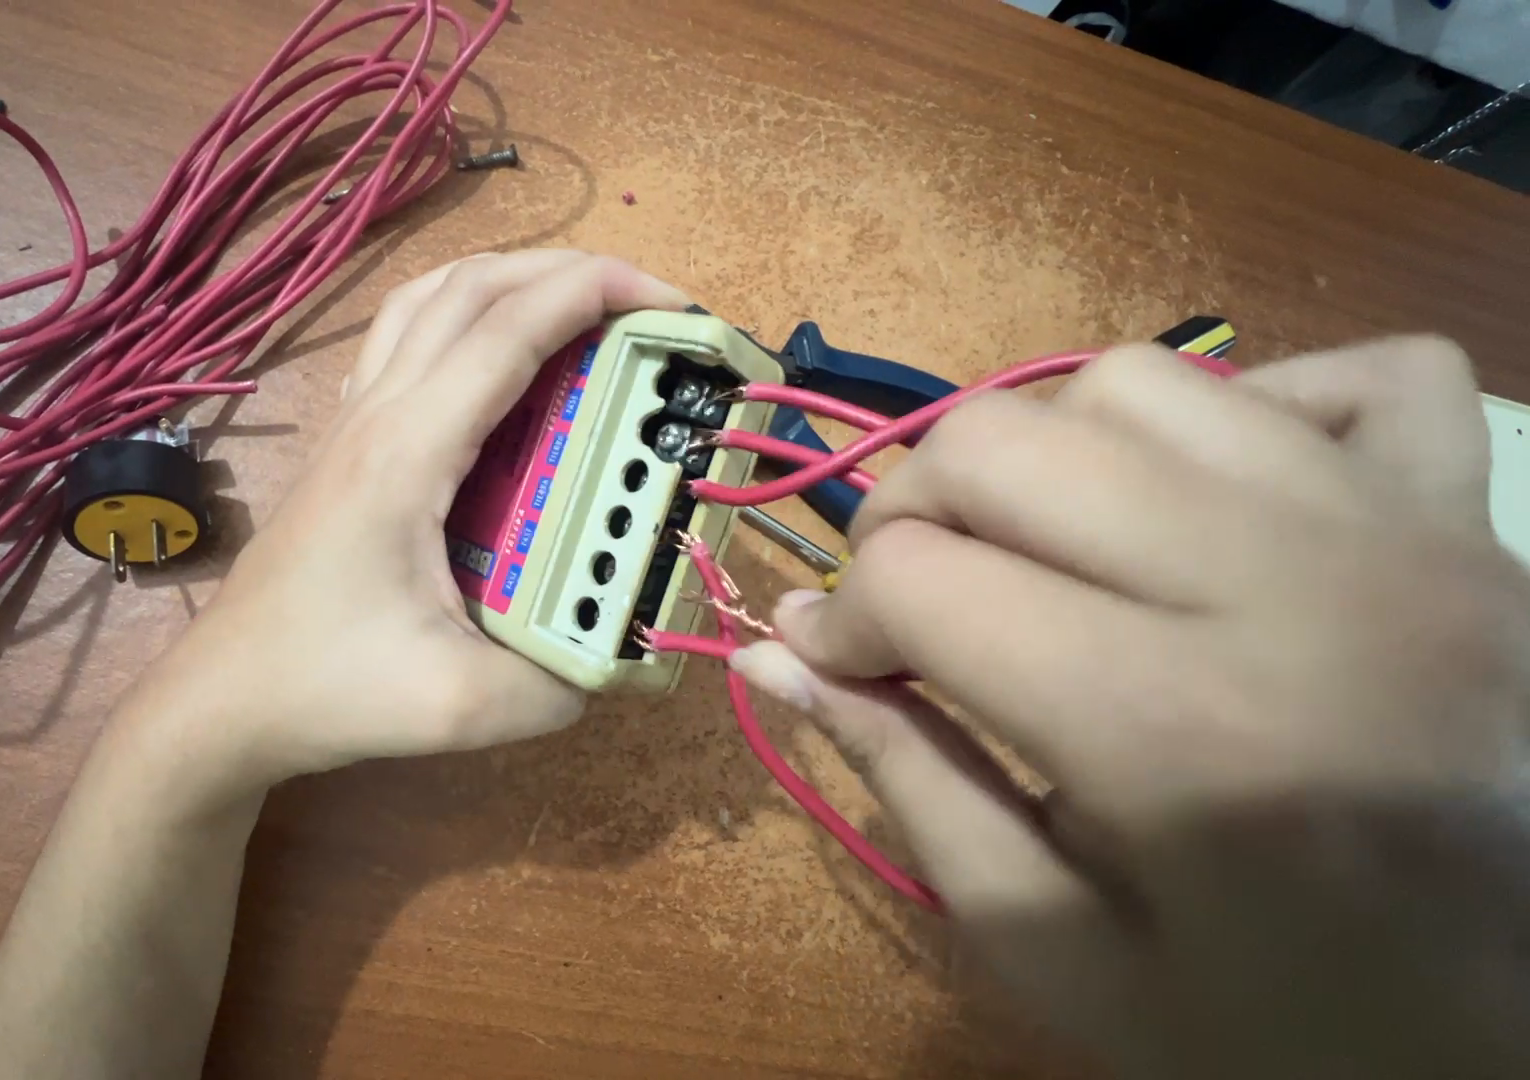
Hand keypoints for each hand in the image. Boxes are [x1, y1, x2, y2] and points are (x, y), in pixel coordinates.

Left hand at [112, 251, 688, 821]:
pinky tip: (497, 360)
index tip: (671, 305)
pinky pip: (407, 341)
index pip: (507, 331)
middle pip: (469, 288)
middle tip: (643, 302)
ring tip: (578, 307)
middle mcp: (377, 414)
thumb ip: (556, 689)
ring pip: (429, 300)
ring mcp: (354, 421)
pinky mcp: (349, 443)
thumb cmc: (328, 689)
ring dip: (510, 281)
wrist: (225, 698)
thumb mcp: (457, 706)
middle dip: (567, 271)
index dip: (594, 294)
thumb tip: (623, 661)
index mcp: (407, 453)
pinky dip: (465, 317)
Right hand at [734, 338, 1529, 1077]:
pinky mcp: (1473, 512)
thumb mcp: (1041, 934)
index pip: (917, 580)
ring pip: (1128, 385)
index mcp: (1175, 729)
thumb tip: (772, 653)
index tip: (832, 664)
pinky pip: (1342, 372)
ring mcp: (1404, 531)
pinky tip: (1193, 506)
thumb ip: (894, 769)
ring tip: (1033, 549)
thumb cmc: (1266, 1025)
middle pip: (997, 442)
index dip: (838, 621)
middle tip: (908, 597)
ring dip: (1035, 457)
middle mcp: (1291, 590)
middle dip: (904, 513)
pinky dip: (1234, 414)